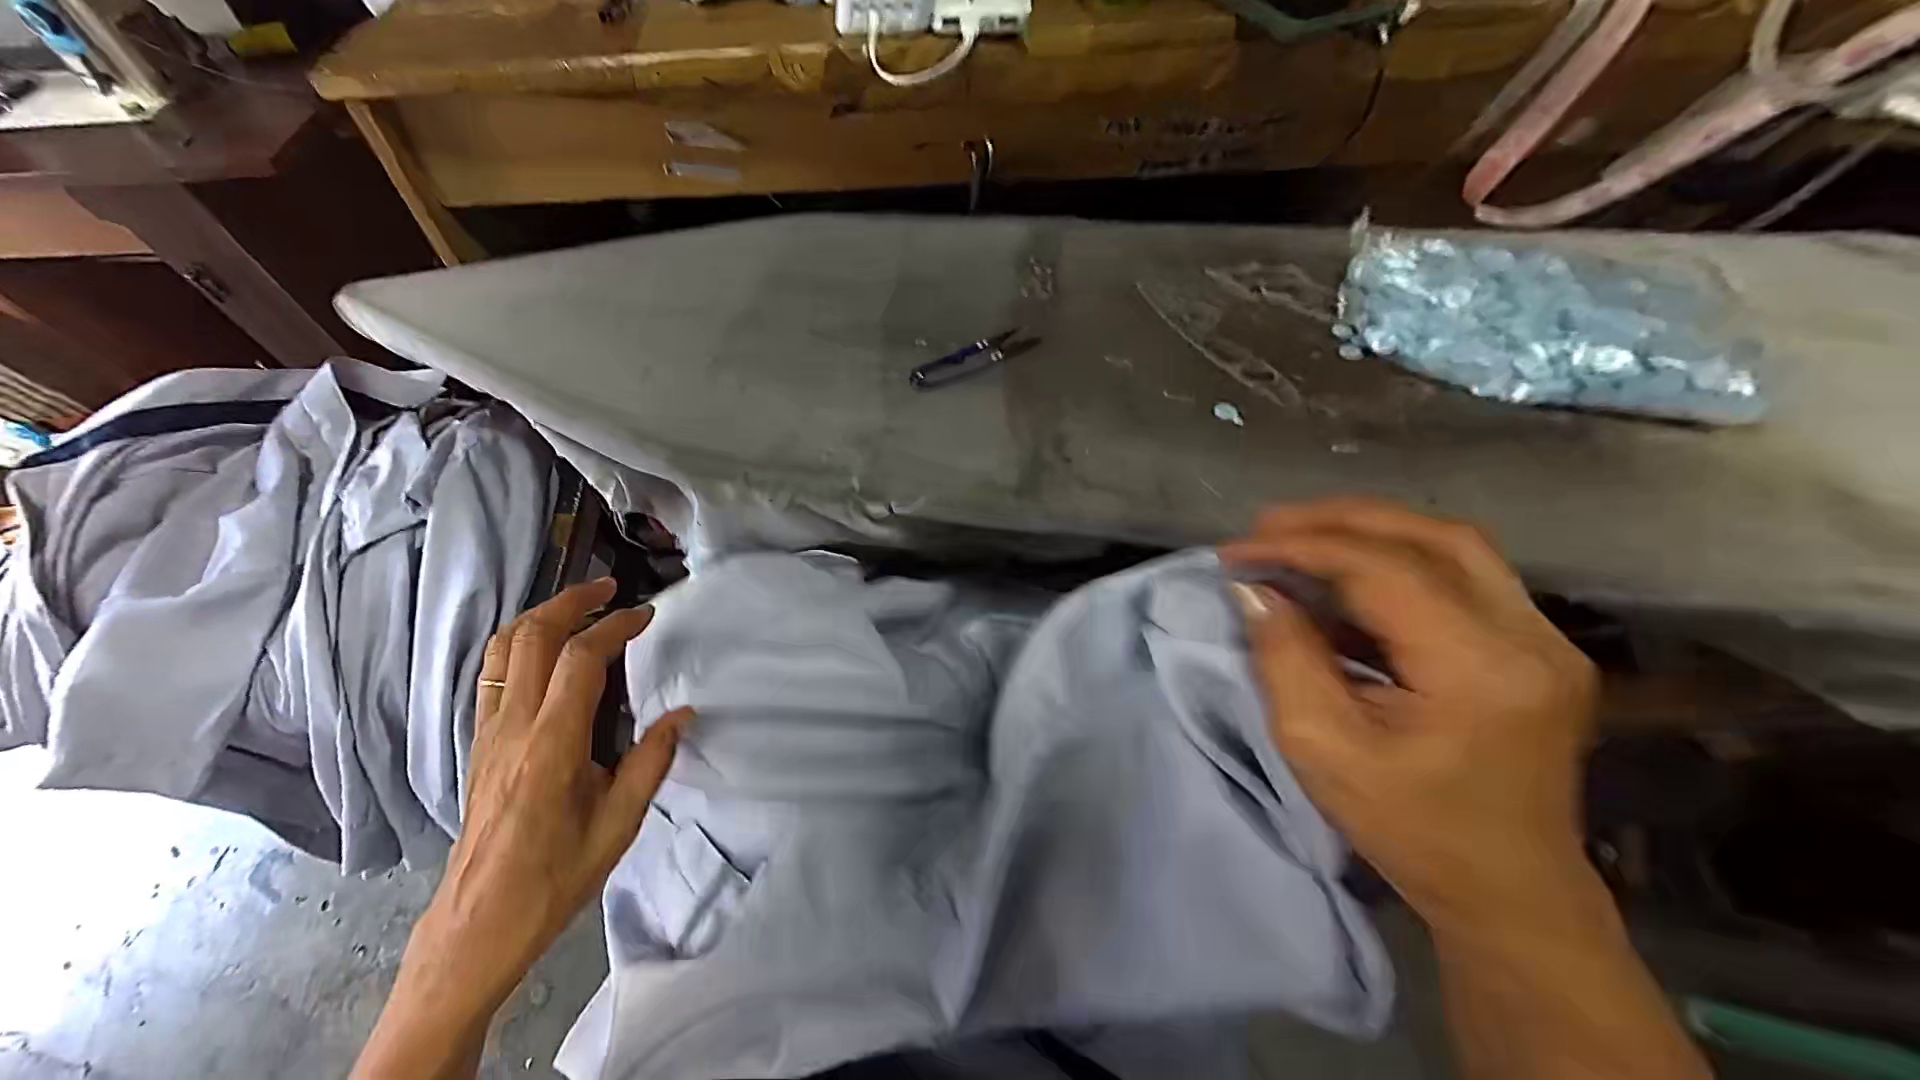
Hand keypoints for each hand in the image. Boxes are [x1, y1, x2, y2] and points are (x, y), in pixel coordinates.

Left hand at [353, 579, 689, 1079]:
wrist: (478, 923)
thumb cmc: (556, 876)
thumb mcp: (620, 823)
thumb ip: (652, 760)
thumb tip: (682, 713)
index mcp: (551, 746)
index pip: (579, 660)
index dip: (614, 627)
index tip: (645, 615)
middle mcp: (512, 727)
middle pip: (529, 637)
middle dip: (571, 601)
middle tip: (609, 587)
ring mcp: (488, 733)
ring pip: (501, 650)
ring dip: (540, 616)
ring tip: (578, 605)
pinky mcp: (479, 743)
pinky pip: (492, 674)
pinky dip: (519, 643)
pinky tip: (545, 649)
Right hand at [1222, 498, 1598, 936]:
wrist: (1509, 892)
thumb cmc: (1410, 830)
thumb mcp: (1323, 749)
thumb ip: (1284, 657)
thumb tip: (1254, 589)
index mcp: (1481, 669)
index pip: (1384, 569)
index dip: (1302, 547)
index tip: (1235, 552)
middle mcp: (1530, 638)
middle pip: (1429, 537)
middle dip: (1336, 521)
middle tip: (1264, 528)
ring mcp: (1544, 639)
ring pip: (1451, 545)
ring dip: (1368, 531)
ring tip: (1298, 538)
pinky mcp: (1536, 646)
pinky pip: (1461, 575)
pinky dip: (1394, 560)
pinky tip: (1344, 577)